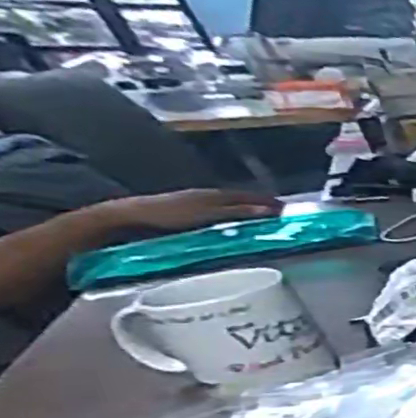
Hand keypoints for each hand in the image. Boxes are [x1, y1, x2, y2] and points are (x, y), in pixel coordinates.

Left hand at [97, 189, 282, 231]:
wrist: (124, 218)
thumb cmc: (168, 215)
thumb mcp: (208, 214)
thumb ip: (239, 212)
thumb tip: (272, 210)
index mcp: (216, 195)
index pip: (250, 196)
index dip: (269, 202)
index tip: (288, 210)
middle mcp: (207, 196)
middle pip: (240, 199)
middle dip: (260, 205)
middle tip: (278, 215)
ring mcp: (193, 203)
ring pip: (228, 205)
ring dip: (244, 210)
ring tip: (258, 219)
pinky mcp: (184, 211)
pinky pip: (215, 211)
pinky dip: (229, 215)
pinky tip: (229, 223)